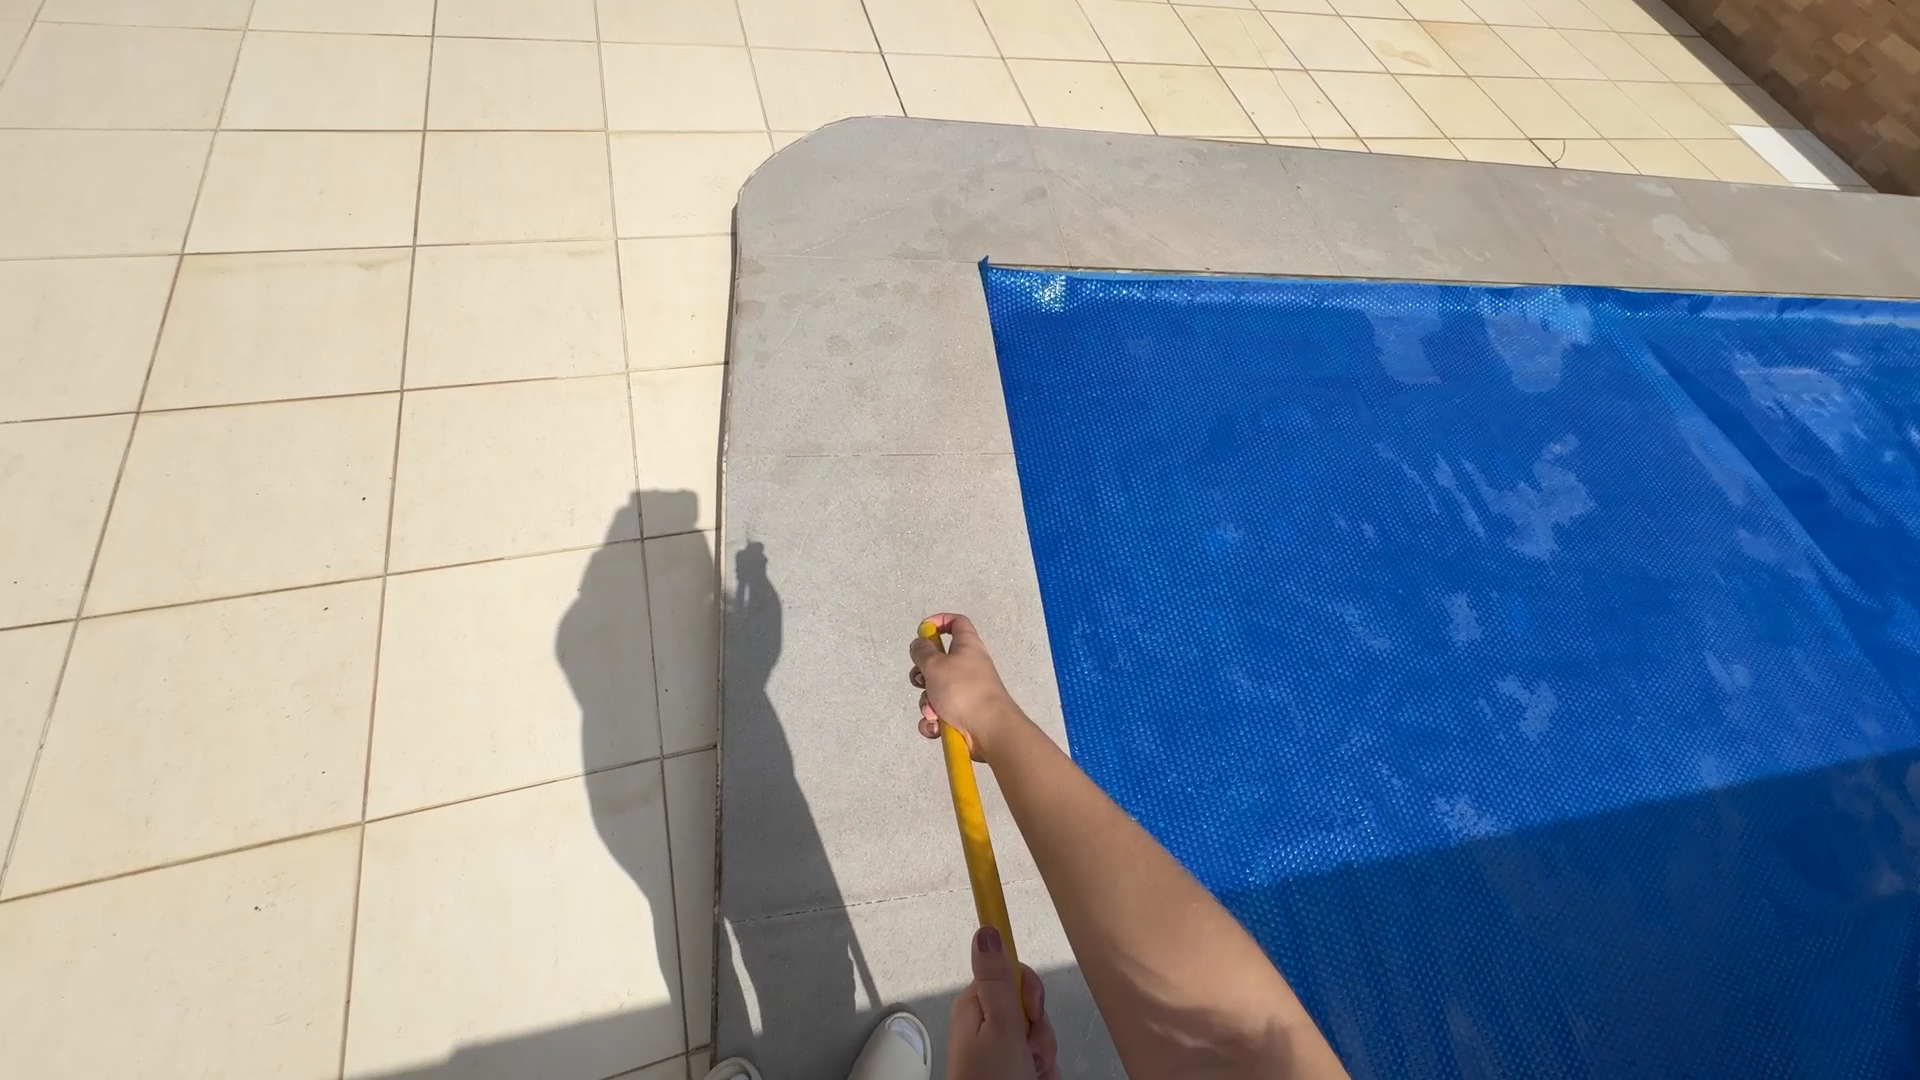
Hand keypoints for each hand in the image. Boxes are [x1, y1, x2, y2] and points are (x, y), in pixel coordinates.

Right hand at [909, 613, 1025, 761]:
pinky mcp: (962, 714)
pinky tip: (936, 726)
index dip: (938, 621)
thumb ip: (922, 652)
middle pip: (938, 661)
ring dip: (927, 701)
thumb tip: (918, 643)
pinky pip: (939, 713)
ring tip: (934, 710)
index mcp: (967, 646)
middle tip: (922, 680)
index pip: (956, 622)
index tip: (922, 631)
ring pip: (934, 690)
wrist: (989, 730)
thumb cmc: (963, 691)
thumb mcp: (936, 665)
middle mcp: (967, 666)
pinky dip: (933, 721)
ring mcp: (965, 692)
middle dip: (923, 673)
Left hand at [949, 927, 1058, 1079]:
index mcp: (975, 1004)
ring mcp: (999, 1051)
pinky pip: (1039, 1062)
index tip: (1031, 1008)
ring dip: (1043, 1057)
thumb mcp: (1000, 1027)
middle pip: (1029, 1007)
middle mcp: (985, 1023)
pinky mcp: (1012, 1072)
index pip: (1011, 972)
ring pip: (1038, 1037)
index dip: (1029, 989)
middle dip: (1040, 1030)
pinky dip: (1042, 1074)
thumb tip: (986, 928)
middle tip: (1029, 1053)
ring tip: (1031, 1075)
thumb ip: (998, 980)